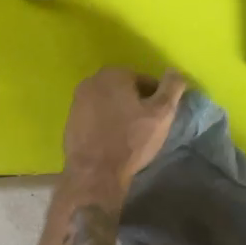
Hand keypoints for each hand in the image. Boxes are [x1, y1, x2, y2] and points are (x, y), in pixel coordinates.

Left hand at [62, 67, 186, 190]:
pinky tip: (113, 142)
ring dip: (121, 114)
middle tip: (146, 127)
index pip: (145, 81)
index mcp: (114, 74)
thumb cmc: (132, 140)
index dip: (157, 100)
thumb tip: (175, 71)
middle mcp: (91, 81)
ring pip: (109, 103)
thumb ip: (172, 87)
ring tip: (130, 136)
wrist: (95, 173)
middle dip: (137, 105)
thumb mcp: (162, 113)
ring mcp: (77, 101)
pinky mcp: (70, 121)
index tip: (159, 118)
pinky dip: (106, 124)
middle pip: (125, 90)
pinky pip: (95, 117)